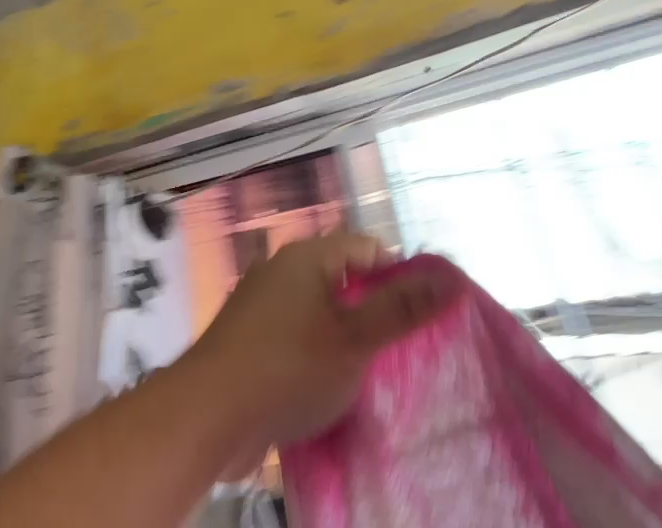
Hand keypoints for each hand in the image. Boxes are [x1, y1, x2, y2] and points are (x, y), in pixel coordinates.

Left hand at [178, 234, 451, 463]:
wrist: (210, 413)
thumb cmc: (287, 367)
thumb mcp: (354, 339)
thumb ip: (401, 308)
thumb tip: (451, 275)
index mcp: (304, 259)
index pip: (366, 247)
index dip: (402, 274)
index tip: (430, 315)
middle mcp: (280, 273)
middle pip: (343, 279)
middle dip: (376, 310)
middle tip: (412, 349)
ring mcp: (262, 307)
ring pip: (320, 312)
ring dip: (349, 337)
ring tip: (382, 372)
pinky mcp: (252, 341)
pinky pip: (299, 337)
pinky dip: (321, 355)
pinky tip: (340, 386)